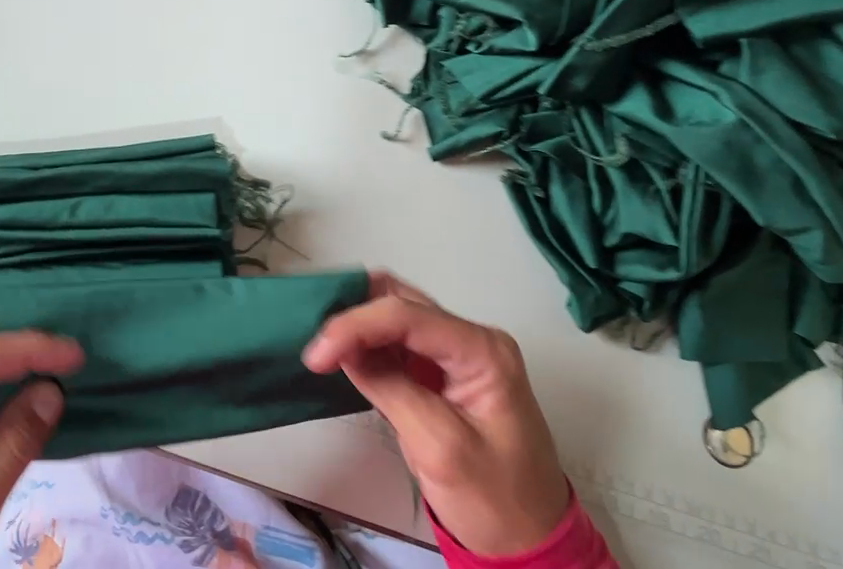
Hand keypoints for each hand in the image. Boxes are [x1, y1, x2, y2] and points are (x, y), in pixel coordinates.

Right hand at [303, 273, 568, 555]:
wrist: (527, 542)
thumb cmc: (493, 499)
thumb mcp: (439, 446)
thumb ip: (389, 386)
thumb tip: (341, 349)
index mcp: (482, 350)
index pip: (406, 315)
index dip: (355, 326)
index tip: (315, 356)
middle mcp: (470, 338)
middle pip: (399, 300)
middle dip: (352, 314)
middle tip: (315, 344)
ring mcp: (455, 352)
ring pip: (393, 313)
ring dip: (355, 325)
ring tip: (321, 348)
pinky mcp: (438, 370)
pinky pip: (394, 340)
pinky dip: (364, 342)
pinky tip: (340, 356)